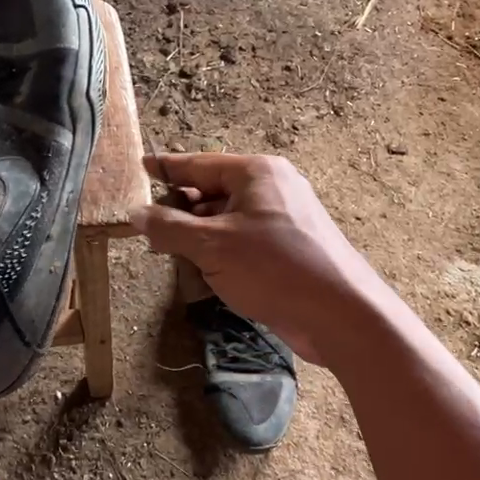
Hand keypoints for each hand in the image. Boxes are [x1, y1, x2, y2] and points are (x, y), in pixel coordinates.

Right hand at [129, 153, 388, 363]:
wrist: (343, 315)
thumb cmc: (274, 268)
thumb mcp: (211, 246)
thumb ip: (169, 228)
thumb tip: (137, 213)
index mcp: (256, 173)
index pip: (199, 164)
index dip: (167, 169)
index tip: (141, 167)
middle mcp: (273, 188)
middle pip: (214, 191)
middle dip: (182, 210)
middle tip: (149, 225)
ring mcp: (285, 219)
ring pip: (228, 219)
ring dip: (200, 236)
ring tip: (171, 253)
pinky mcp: (292, 249)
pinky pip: (245, 241)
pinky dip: (222, 252)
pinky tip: (206, 273)